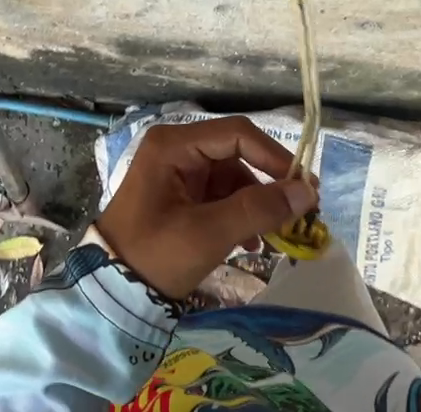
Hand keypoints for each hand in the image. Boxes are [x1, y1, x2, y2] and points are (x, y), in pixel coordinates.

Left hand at [97, 117, 316, 297]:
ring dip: (257, 205)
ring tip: (275, 239)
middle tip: (301, 216)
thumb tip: (308, 191)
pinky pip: (222, 194)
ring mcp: (178, 170)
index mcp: (173, 144)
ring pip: (233, 176)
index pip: (237, 134)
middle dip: (268, 185)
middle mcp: (175, 148)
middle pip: (237, 153)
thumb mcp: (208, 233)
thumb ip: (257, 209)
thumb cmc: (155, 253)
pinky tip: (252, 243)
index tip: (306, 189)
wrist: (112, 286)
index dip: (275, 157)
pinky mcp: (181, 193)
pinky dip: (241, 214)